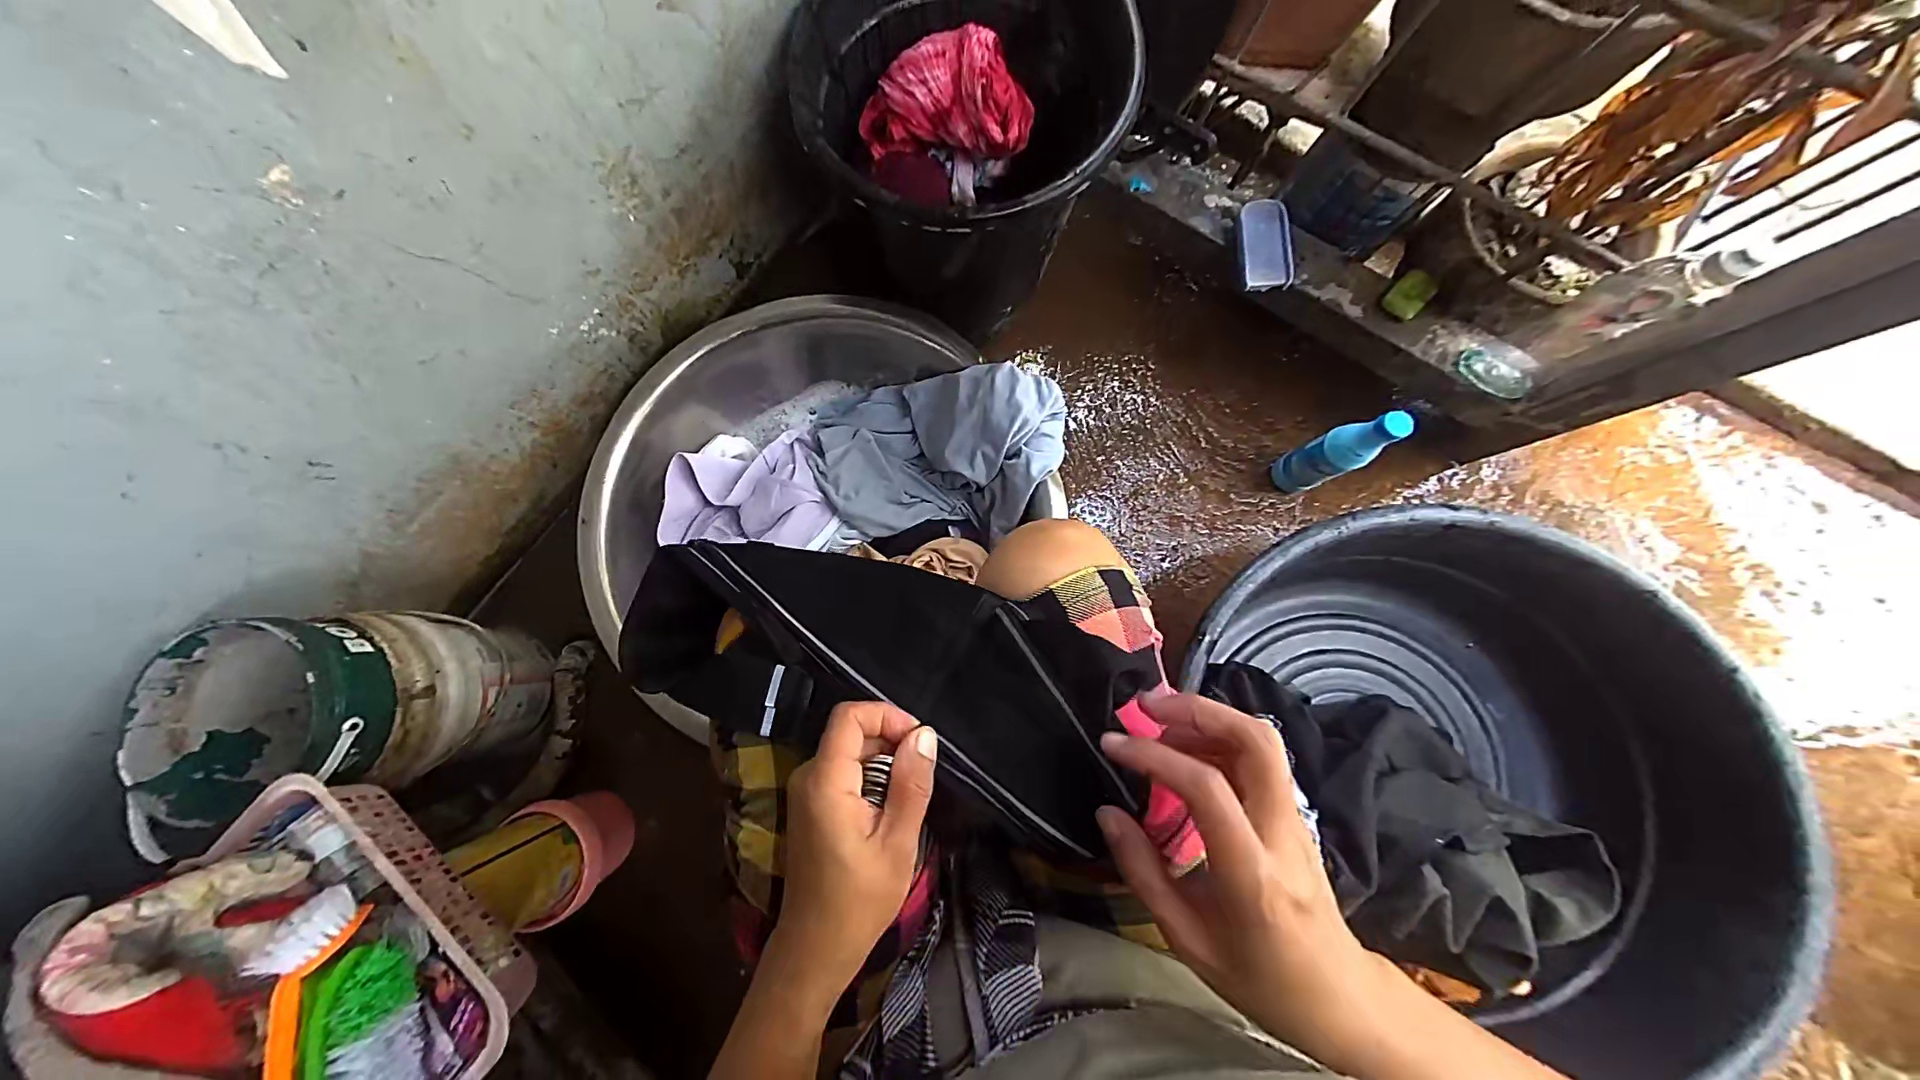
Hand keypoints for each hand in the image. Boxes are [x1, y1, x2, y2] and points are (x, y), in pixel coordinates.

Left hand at [772, 702, 937, 987]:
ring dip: (884, 758)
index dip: (886, 714)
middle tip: (923, 770)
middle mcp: (808, 777)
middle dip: (891, 737)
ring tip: (912, 790)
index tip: (919, 739)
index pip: (848, 716)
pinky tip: (892, 804)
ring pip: (849, 750)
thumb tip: (925, 734)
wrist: (815, 949)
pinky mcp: (811, 805)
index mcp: (825, 782)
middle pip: (850, 731)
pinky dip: (872, 774)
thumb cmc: (858, 901)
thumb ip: (910, 784)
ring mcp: (806, 791)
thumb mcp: (897, 842)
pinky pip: (844, 770)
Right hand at [1098, 694, 1566, 1079]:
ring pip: (1261, 740)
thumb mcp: (1186, 937)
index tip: (1113, 744)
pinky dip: (1217, 737)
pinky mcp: (1294, 813)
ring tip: (1157, 724)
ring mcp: (1296, 819)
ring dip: (1207, 718)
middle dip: (1197, 709)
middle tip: (1147, 704)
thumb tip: (1107, 812)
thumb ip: (1143, 871)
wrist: (1337, 997)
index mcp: (1253, 873)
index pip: (1207, 788)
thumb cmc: (1258, 976)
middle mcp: (1282, 832)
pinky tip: (1183, 749)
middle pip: (1255, 741)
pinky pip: (1258, 758)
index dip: (1154, 756)